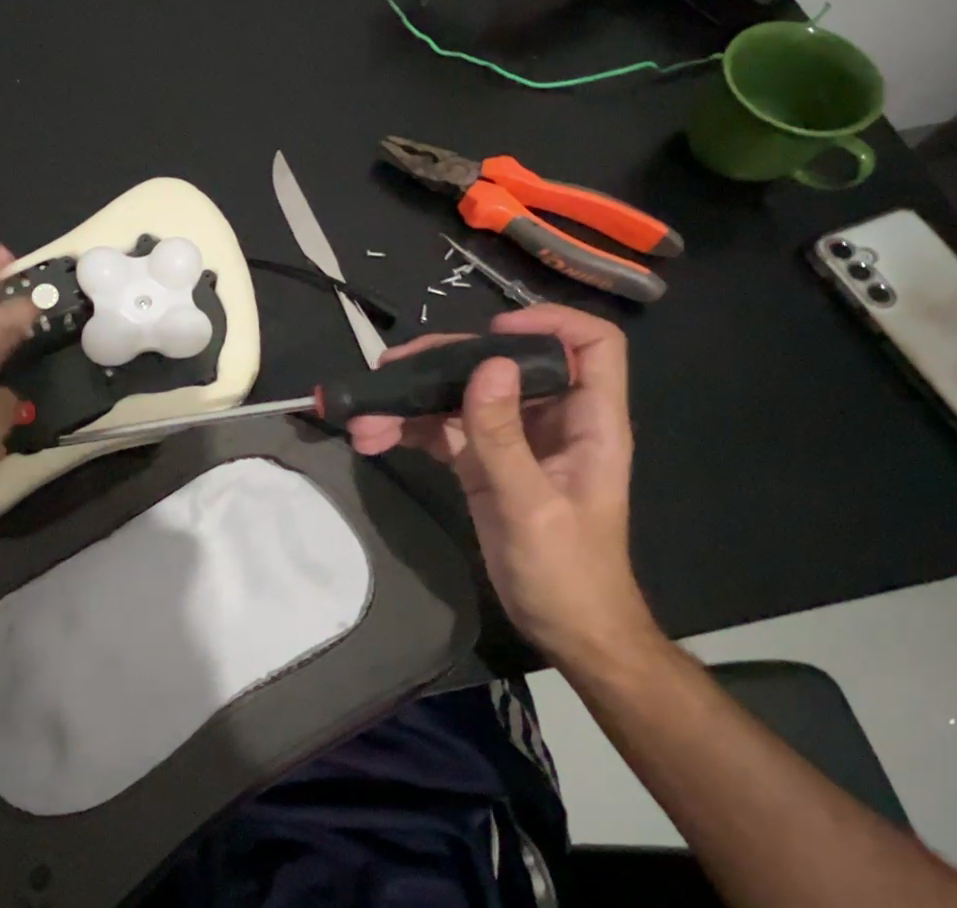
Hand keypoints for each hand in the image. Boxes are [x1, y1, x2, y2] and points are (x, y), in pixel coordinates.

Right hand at [348, 305, 659, 668]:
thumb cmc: (567, 572)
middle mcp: (552, 421)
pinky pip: (446, 433)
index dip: (548, 324)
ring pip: (465, 398)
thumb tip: (488, 365)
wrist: (567, 631)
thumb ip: (503, 436)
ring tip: (366, 414)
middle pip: (506, 365)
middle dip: (448, 361)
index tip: (492, 331)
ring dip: (414, 401)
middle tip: (392, 368)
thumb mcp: (531, 505)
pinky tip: (375, 437)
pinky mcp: (485, 467)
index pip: (591, 346)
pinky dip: (410, 431)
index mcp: (589, 421)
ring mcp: (515, 443)